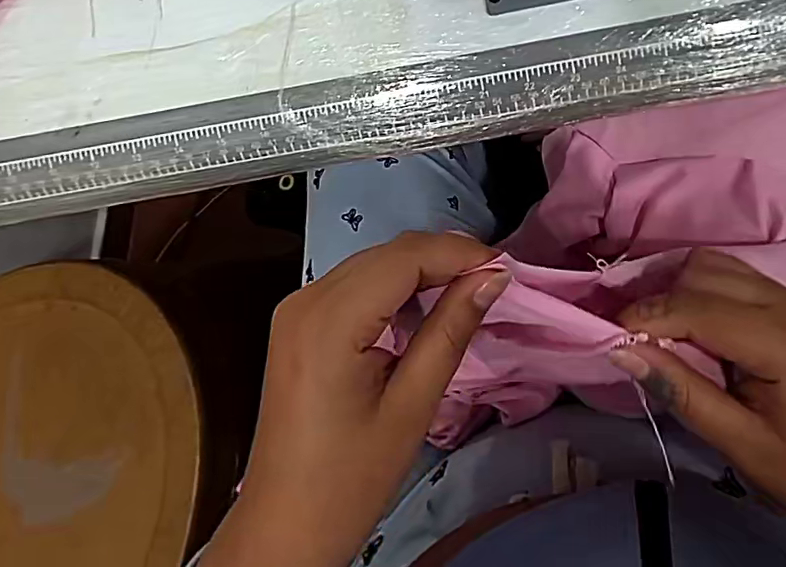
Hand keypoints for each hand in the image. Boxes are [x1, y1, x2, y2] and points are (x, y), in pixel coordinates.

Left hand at [204, 232, 509, 566]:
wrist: (282, 531)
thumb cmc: (348, 481)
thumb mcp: (411, 407)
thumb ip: (451, 330)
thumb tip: (491, 278)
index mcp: (329, 320)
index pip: (405, 257)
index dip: (458, 253)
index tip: (503, 267)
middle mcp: (307, 298)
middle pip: (389, 253)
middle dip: (444, 258)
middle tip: (492, 278)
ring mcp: (298, 306)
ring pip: (375, 262)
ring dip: (423, 268)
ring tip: (467, 289)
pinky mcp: (300, 319)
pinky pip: (357, 282)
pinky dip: (396, 285)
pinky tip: (424, 305)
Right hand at [610, 249, 785, 565]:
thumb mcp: (741, 445)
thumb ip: (681, 390)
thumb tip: (623, 351)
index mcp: (782, 340)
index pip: (696, 307)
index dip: (646, 316)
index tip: (610, 334)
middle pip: (701, 273)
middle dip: (657, 297)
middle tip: (629, 332)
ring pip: (712, 263)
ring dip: (675, 286)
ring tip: (653, 324)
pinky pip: (729, 273)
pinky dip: (697, 286)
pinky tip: (685, 317)